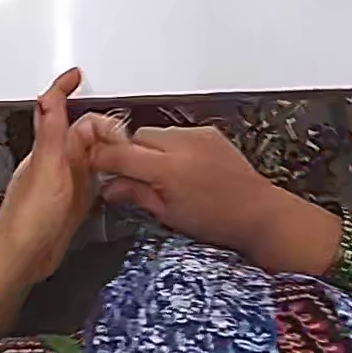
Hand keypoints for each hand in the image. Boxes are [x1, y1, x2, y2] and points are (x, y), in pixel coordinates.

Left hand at [0, 69, 107, 352]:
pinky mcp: (74, 199)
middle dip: (102, 122)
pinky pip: (93, 175)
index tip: (75, 74)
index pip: (54, 108)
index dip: (63, 88)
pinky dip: (107, 167)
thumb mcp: (47, 169)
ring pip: (88, 151)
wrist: (22, 259)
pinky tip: (114, 173)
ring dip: (107, 143)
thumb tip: (49, 95)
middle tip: (123, 129)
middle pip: (80, 129)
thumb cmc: (28, 220)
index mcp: (47, 148)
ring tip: (126, 145)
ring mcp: (65, 180)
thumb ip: (52, 132)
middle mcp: (56, 160)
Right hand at [86, 124, 341, 275]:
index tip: (94, 163)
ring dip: (151, 148)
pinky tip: (183, 165)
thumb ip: (136, 194)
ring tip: (162, 172)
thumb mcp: (169, 214)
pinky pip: (179, 132)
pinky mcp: (209, 132)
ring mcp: (197, 135)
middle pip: (136, 136)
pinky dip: (173, 145)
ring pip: (156, 132)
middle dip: (129, 152)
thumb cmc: (217, 220)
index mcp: (166, 170)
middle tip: (132, 174)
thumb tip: (111, 187)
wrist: (258, 212)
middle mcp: (181, 146)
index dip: (101, 158)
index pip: (119, 154)